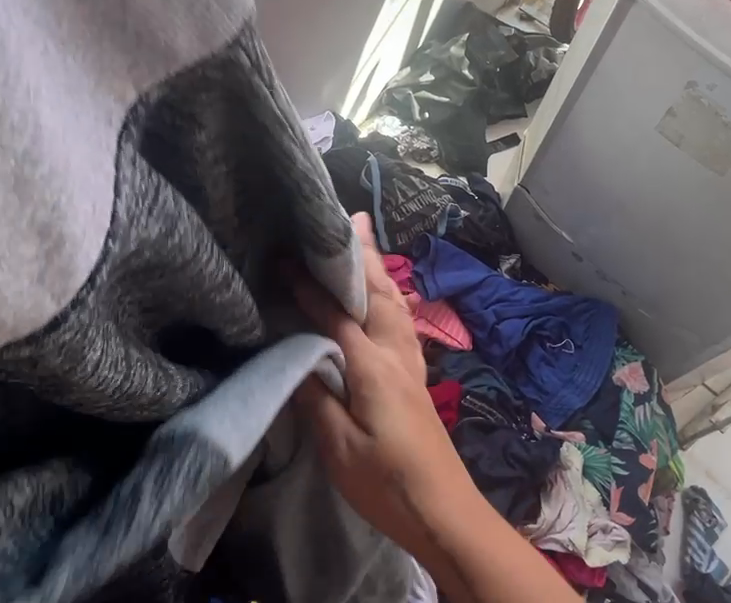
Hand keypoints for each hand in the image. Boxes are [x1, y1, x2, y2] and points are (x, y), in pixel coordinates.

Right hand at [292, 214, 489, 560]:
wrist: (446, 514)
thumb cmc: (388, 483)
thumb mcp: (339, 448)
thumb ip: (315, 397)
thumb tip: (292, 354)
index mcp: (373, 365)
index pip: (336, 314)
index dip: (309, 286)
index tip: (284, 257)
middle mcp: (396, 354)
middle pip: (377, 293)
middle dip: (361, 254)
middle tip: (351, 216)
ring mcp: (412, 365)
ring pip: (394, 303)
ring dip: (379, 269)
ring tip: (368, 241)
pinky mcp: (417, 378)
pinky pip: (402, 321)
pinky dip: (391, 296)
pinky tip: (389, 297)